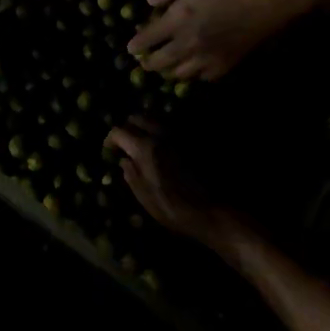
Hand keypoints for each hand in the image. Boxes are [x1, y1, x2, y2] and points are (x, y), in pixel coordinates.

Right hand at [105, 116, 231, 246]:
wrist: (218, 212)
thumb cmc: (177, 210)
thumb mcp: (146, 198)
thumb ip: (131, 175)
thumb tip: (124, 161)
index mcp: (145, 148)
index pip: (119, 131)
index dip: (111, 139)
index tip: (110, 151)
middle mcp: (162, 134)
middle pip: (138, 117)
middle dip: (128, 128)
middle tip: (127, 144)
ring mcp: (181, 134)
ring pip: (157, 118)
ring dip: (147, 127)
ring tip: (146, 143)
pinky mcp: (196, 140)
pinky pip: (174, 127)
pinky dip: (164, 132)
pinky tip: (167, 147)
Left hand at [126, 0, 314, 80]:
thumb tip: (150, 3)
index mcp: (177, 22)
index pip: (147, 41)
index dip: (136, 45)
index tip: (130, 48)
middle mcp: (190, 45)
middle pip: (160, 64)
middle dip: (149, 63)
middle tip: (145, 61)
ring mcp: (211, 57)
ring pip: (182, 75)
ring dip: (171, 71)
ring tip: (168, 65)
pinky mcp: (231, 63)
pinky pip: (206, 77)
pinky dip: (198, 74)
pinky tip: (197, 66)